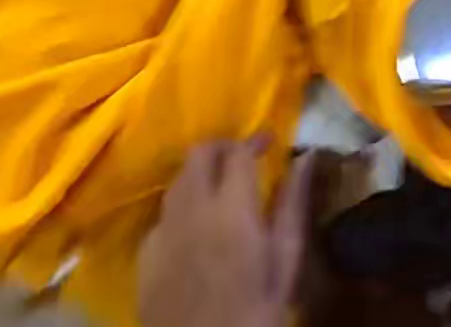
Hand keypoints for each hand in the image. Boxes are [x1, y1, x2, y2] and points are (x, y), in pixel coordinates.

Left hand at [138, 140, 313, 326]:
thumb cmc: (255, 316)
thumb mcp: (285, 262)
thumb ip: (293, 203)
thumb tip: (305, 157)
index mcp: (231, 208)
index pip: (238, 152)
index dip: (254, 140)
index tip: (270, 142)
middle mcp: (192, 210)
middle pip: (199, 154)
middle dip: (221, 148)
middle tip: (243, 159)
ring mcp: (163, 233)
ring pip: (177, 181)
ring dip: (199, 174)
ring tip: (220, 189)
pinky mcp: (145, 260)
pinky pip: (162, 216)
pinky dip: (180, 208)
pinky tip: (195, 230)